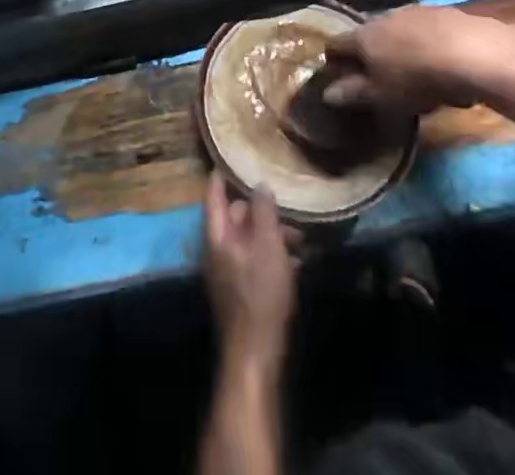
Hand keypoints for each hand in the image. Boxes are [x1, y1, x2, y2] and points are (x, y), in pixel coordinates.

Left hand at [203, 173, 296, 368]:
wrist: (256, 351)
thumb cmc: (262, 293)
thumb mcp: (268, 247)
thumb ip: (263, 213)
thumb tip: (259, 185)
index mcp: (216, 237)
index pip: (213, 197)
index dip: (220, 178)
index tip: (228, 161)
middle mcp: (216, 251)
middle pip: (234, 219)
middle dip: (261, 212)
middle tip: (289, 213)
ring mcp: (226, 272)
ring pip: (247, 241)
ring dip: (272, 236)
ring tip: (302, 242)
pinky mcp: (239, 290)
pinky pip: (253, 261)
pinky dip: (272, 256)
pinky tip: (297, 264)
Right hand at [322, 4, 514, 115]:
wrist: (478, 55)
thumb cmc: (419, 79)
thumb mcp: (383, 96)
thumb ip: (355, 93)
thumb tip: (327, 94)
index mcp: (363, 36)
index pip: (337, 44)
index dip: (334, 59)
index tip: (337, 74)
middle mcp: (385, 16)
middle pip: (370, 34)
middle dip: (371, 53)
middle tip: (381, 76)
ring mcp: (417, 11)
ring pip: (400, 30)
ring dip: (402, 47)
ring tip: (417, 72)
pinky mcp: (447, 12)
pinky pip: (428, 30)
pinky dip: (429, 44)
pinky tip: (445, 64)